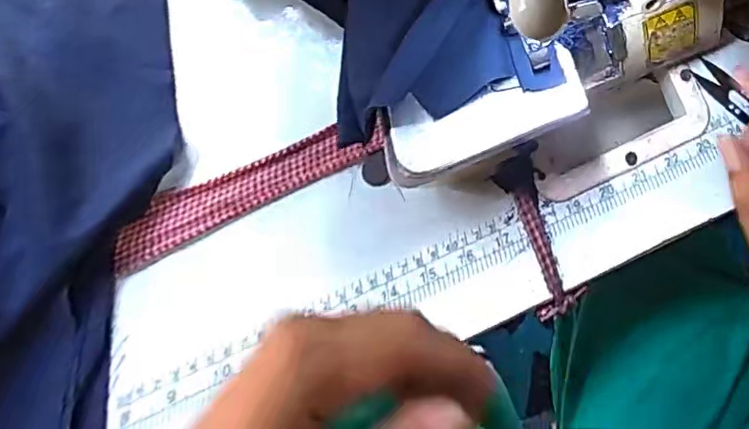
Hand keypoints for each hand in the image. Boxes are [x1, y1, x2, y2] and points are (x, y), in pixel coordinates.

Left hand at [194, 311, 494, 428]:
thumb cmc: (257, 426)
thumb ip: (393, 428)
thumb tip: (455, 410)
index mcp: (308, 345)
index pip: (411, 334)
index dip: (462, 365)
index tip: (491, 395)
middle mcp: (297, 330)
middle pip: (397, 330)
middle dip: (440, 366)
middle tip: (475, 403)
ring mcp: (284, 343)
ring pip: (376, 340)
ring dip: (412, 373)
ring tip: (436, 409)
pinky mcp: (277, 363)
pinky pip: (348, 354)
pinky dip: (379, 377)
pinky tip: (388, 408)